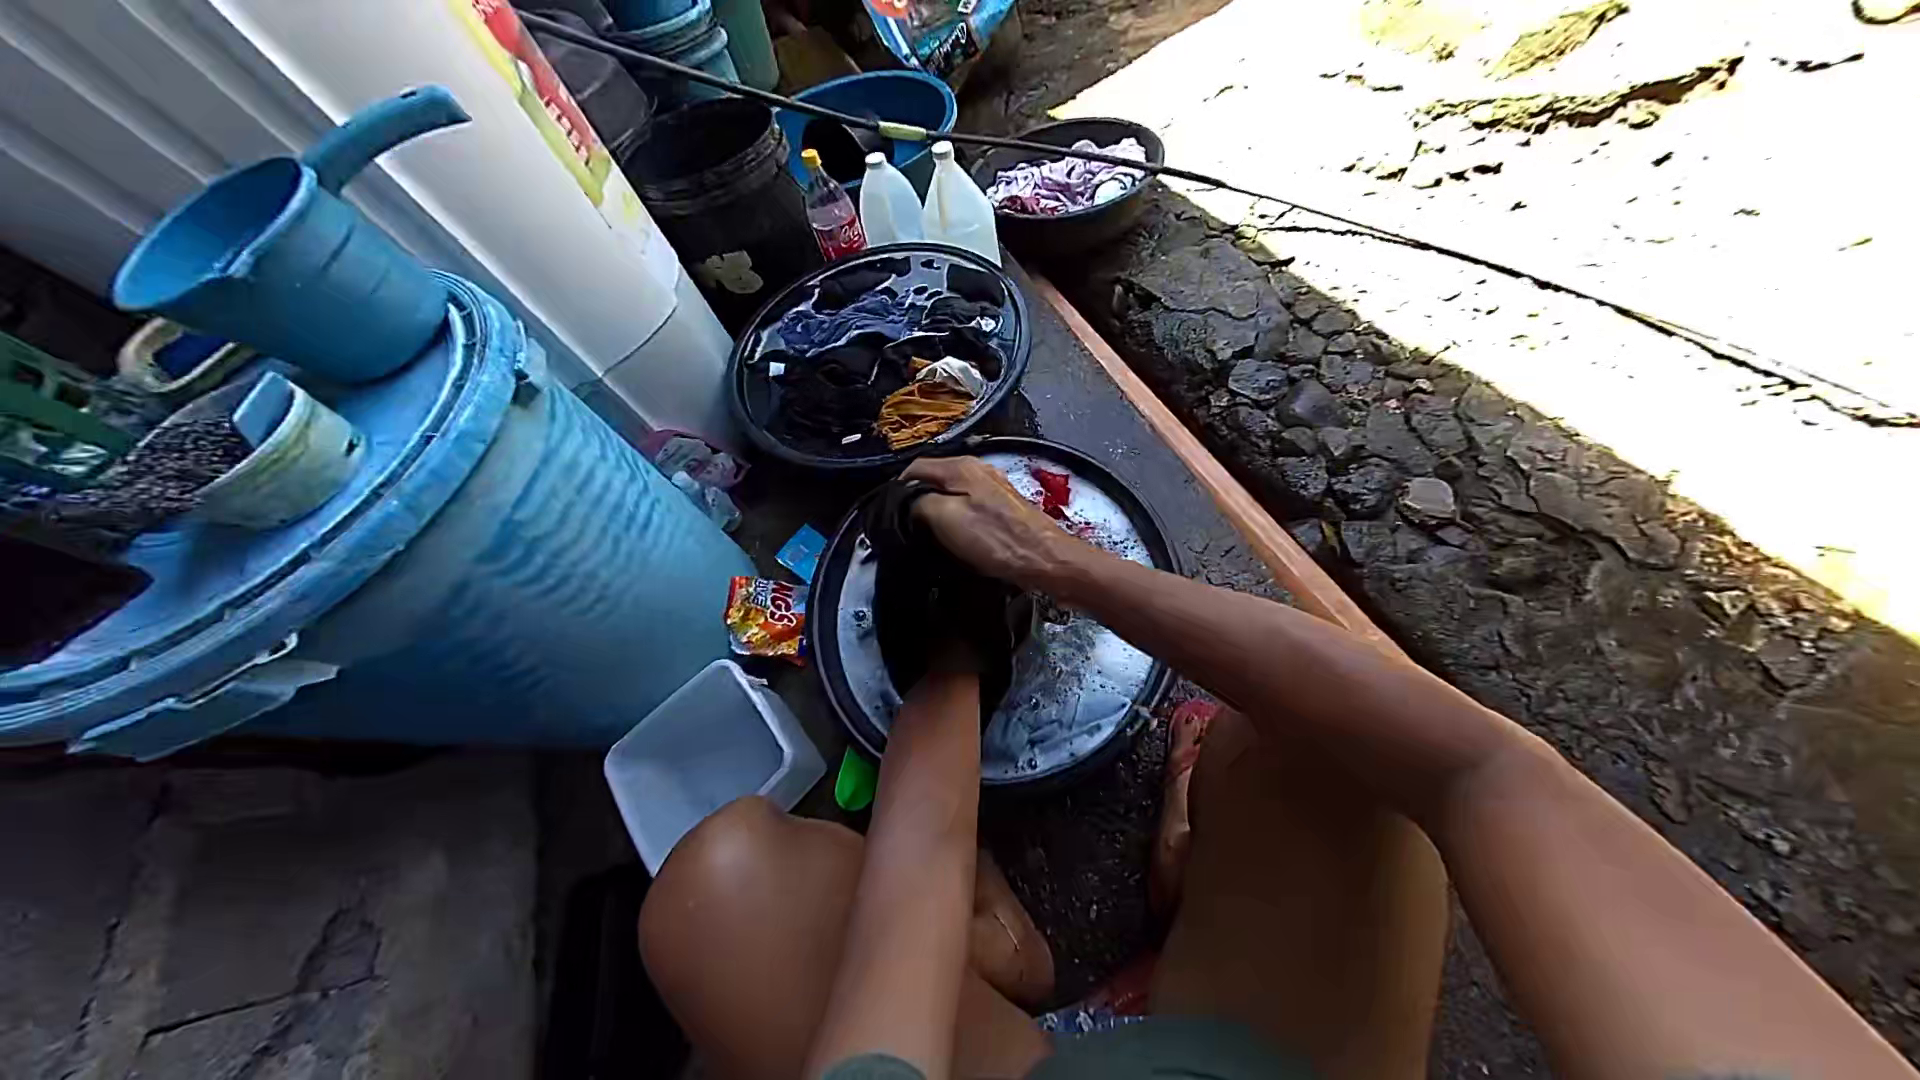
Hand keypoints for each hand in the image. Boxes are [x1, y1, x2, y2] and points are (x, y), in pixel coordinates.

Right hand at [900, 456, 1084, 590]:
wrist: (1046, 561)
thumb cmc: (997, 540)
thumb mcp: (945, 518)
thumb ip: (918, 503)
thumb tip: (906, 502)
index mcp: (961, 467)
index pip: (914, 468)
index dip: (896, 490)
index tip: (888, 516)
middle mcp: (978, 470)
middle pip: (934, 481)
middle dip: (916, 502)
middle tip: (905, 530)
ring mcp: (993, 489)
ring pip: (951, 496)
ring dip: (936, 515)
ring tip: (926, 538)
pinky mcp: (1003, 510)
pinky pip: (968, 510)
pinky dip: (956, 523)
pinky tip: (955, 542)